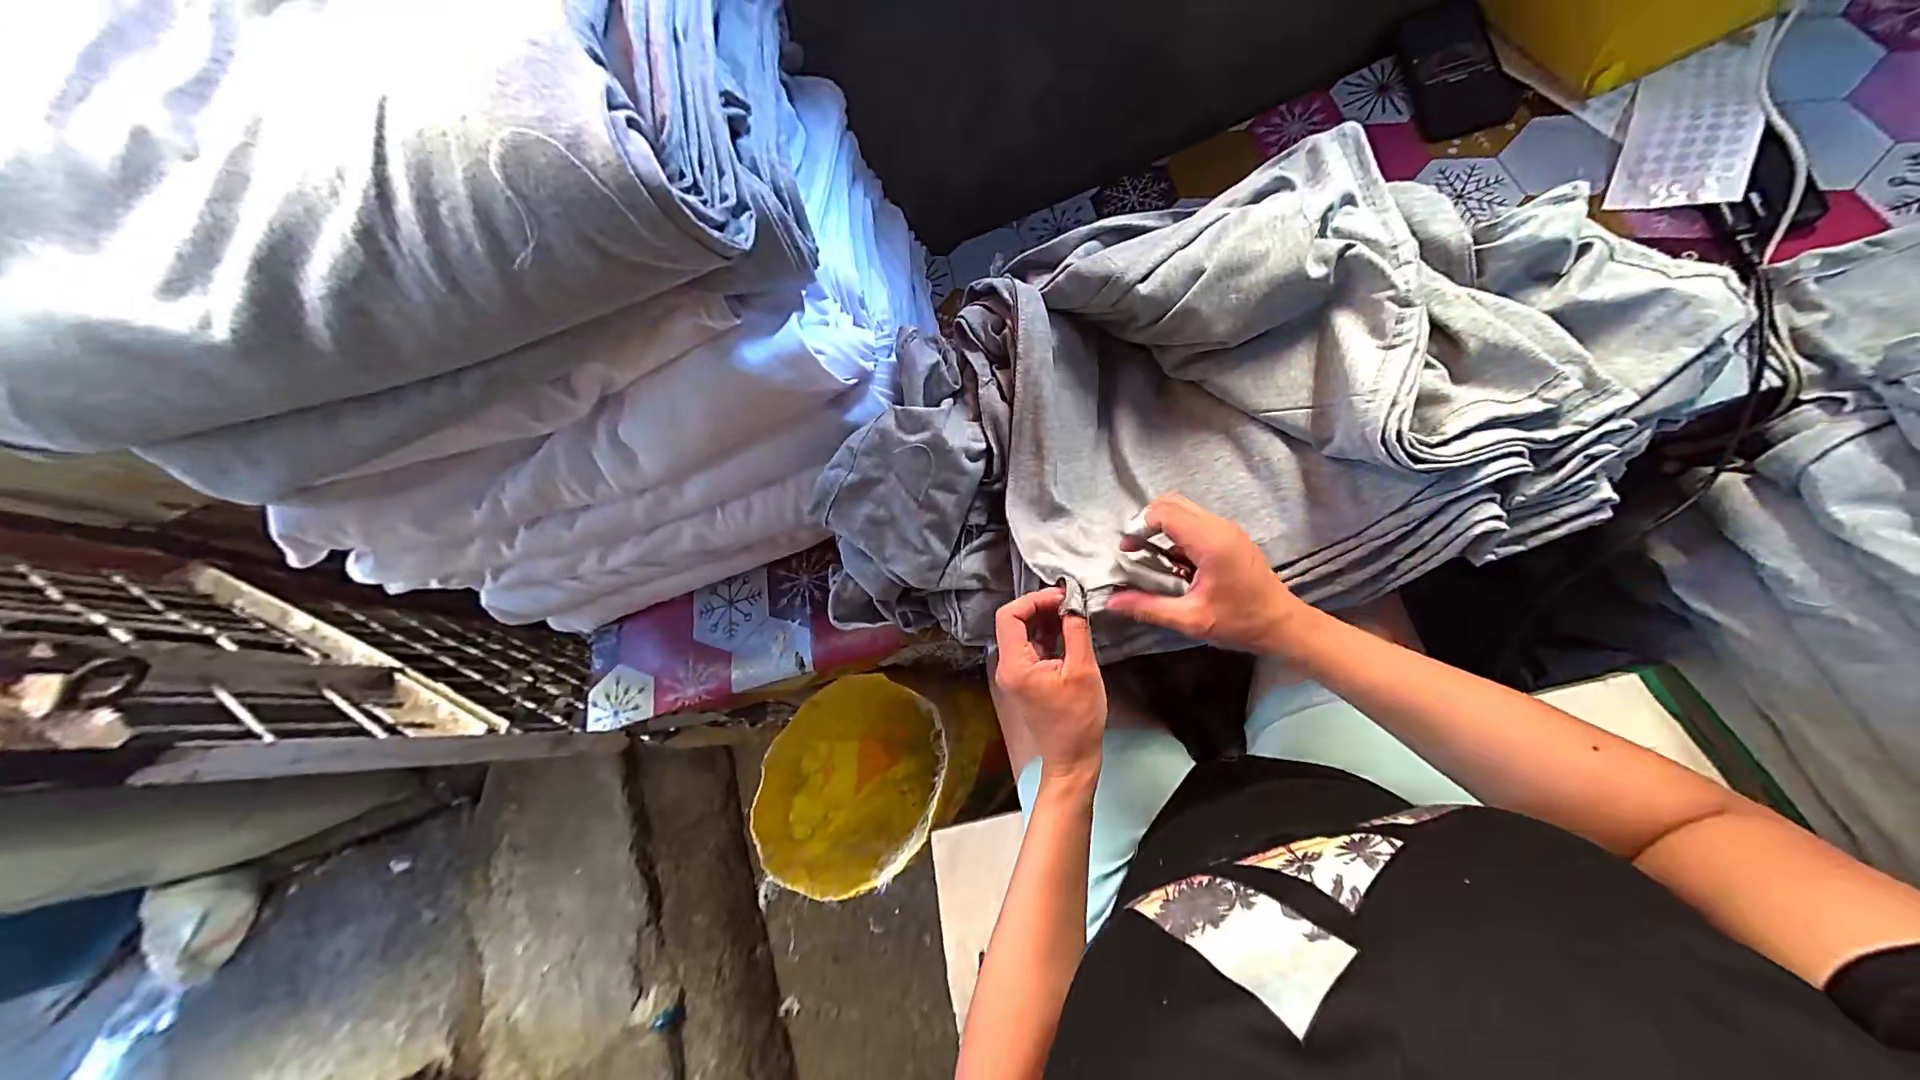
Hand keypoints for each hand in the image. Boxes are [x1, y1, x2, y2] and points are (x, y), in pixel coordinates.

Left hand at [991, 588, 1106, 784]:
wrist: (1072, 759)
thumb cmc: (1078, 719)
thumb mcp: (1083, 669)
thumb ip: (1076, 630)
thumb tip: (1074, 601)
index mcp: (1014, 665)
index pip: (1010, 616)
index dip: (1034, 600)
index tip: (1061, 597)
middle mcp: (1008, 667)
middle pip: (1014, 622)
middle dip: (1040, 606)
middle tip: (1068, 601)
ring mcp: (1015, 674)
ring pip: (1023, 633)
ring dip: (1044, 619)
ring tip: (1071, 611)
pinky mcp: (1027, 679)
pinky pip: (1031, 647)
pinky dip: (1047, 634)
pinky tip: (1068, 628)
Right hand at [1105, 493, 1314, 654]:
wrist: (1283, 625)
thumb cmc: (1239, 622)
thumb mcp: (1190, 619)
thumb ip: (1148, 608)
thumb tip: (1111, 601)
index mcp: (1210, 541)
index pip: (1164, 512)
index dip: (1139, 526)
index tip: (1128, 550)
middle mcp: (1219, 526)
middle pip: (1172, 502)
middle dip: (1146, 521)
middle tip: (1135, 549)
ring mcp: (1227, 528)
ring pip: (1183, 508)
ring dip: (1161, 525)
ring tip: (1151, 555)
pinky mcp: (1230, 535)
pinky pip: (1195, 520)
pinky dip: (1176, 532)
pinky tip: (1174, 561)